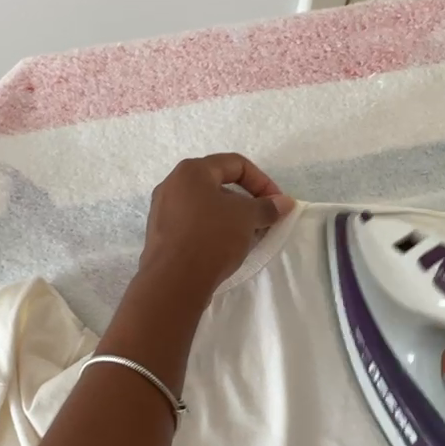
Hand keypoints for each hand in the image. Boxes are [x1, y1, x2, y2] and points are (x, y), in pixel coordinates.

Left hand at [136, 154, 294, 297]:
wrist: (173, 282)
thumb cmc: (211, 238)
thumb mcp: (246, 218)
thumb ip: (267, 207)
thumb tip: (284, 202)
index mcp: (191, 171)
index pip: (235, 164)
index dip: (262, 181)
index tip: (276, 204)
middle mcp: (172, 184)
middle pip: (218, 184)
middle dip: (245, 202)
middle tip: (262, 221)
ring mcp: (162, 210)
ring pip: (204, 206)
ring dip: (229, 217)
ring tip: (245, 237)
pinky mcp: (160, 234)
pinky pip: (192, 224)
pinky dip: (211, 230)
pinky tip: (223, 249)